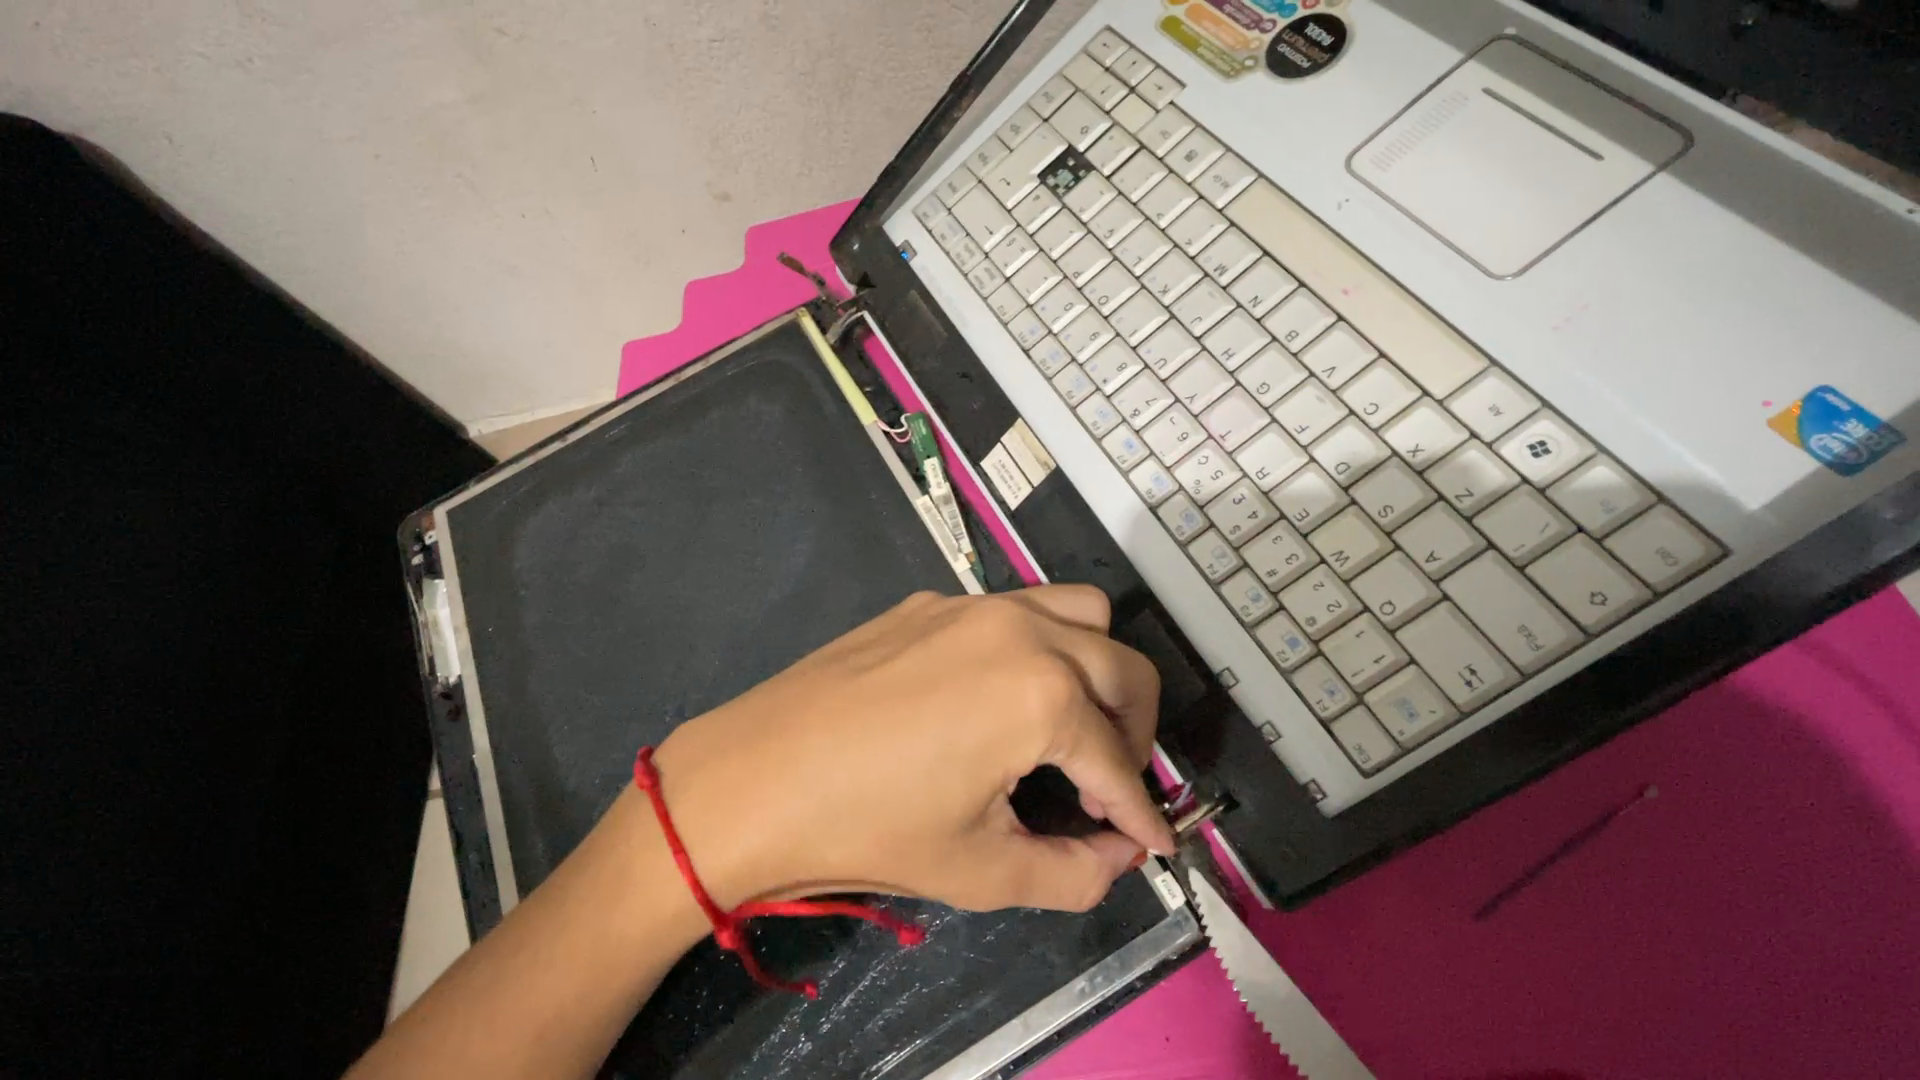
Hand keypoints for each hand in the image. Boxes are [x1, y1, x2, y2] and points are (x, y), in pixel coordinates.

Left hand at [650, 585, 1176, 913]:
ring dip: (1095, 669)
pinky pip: (1013, 610)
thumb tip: (1119, 857)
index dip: (1143, 811)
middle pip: (1123, 667)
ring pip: (1077, 613)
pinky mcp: (929, 604)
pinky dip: (1036, 648)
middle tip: (1113, 784)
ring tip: (1071, 727)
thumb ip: (1075, 872)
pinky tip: (996, 699)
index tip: (1156, 841)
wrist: (750, 780)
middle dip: (1135, 731)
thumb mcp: (981, 871)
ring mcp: (971, 606)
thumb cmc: (868, 831)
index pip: (1119, 761)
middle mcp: (1020, 631)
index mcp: (1041, 695)